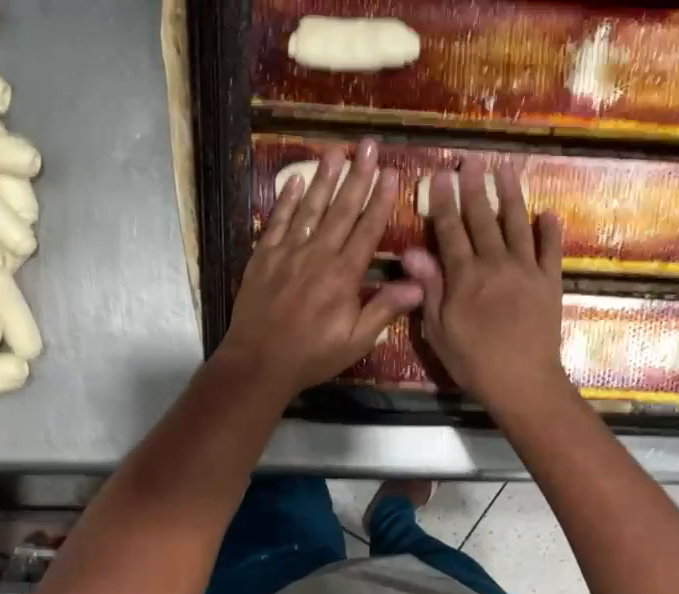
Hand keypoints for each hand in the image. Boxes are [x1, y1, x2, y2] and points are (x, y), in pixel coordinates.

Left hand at [216, 138, 422, 394]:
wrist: (259, 362)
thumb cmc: (313, 356)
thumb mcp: (356, 341)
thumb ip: (385, 309)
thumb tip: (419, 285)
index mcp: (344, 275)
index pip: (368, 229)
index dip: (381, 199)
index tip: (392, 172)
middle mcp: (317, 255)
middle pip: (341, 209)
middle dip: (357, 176)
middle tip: (368, 145)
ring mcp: (288, 252)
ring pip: (310, 208)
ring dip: (325, 178)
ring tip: (336, 152)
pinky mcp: (263, 257)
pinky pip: (277, 220)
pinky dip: (287, 199)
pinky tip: (297, 181)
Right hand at [402, 159, 565, 406]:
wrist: (523, 382)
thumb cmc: (474, 363)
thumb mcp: (439, 331)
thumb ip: (429, 289)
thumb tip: (412, 252)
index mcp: (464, 276)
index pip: (451, 230)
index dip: (444, 201)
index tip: (441, 175)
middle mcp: (495, 263)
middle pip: (483, 218)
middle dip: (475, 187)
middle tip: (471, 160)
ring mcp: (526, 270)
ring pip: (517, 223)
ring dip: (510, 194)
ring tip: (505, 169)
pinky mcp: (550, 282)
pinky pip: (551, 249)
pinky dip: (549, 230)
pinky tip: (547, 214)